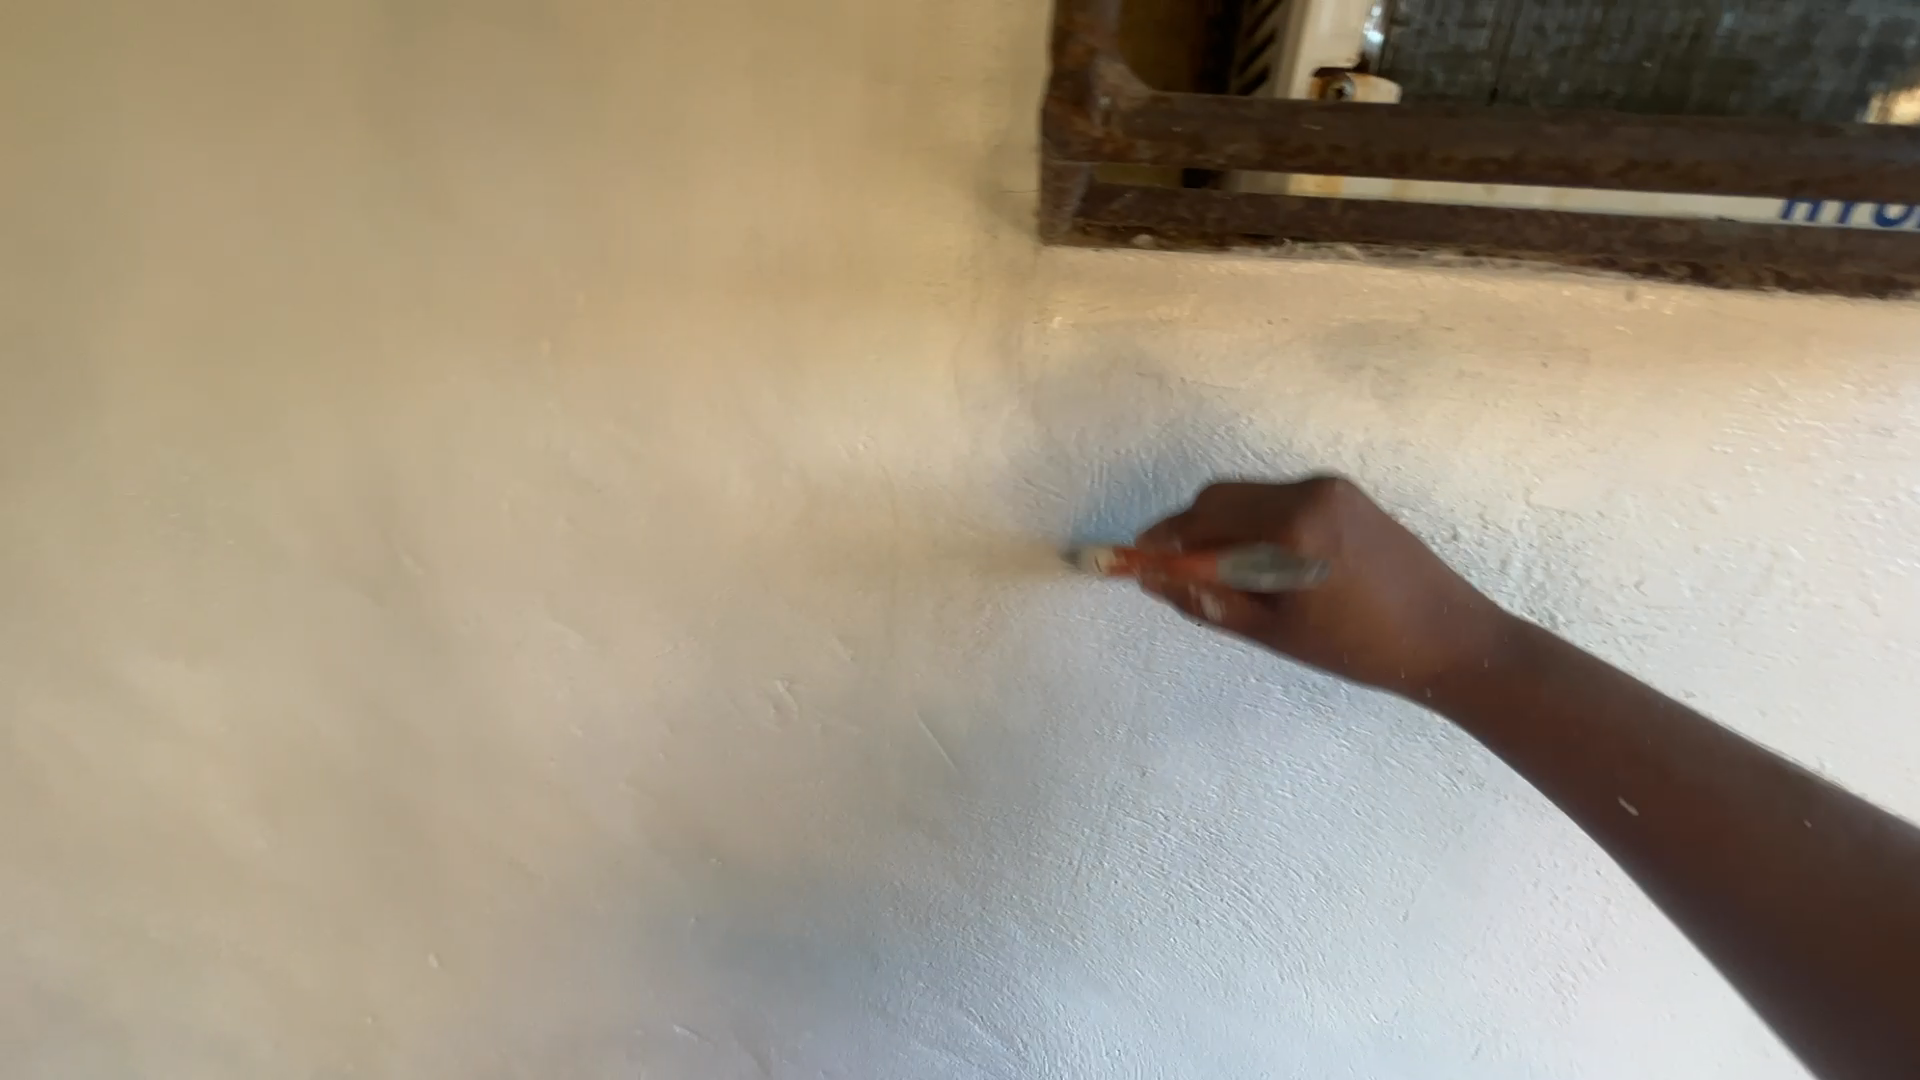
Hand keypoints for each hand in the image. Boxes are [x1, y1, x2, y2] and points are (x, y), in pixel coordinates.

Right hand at [1136, 476, 1514, 697]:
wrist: (1453, 641)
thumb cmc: (1359, 647)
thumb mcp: (1272, 631)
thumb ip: (1207, 600)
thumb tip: (1152, 581)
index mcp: (1293, 523)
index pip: (1204, 516)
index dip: (1163, 537)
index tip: (1138, 558)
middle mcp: (1309, 491)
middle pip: (1221, 496)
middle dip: (1188, 529)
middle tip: (1172, 569)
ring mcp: (1331, 488)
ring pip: (1247, 496)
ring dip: (1219, 526)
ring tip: (1216, 572)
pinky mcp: (1345, 496)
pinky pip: (1276, 501)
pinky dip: (1252, 524)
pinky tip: (1258, 562)